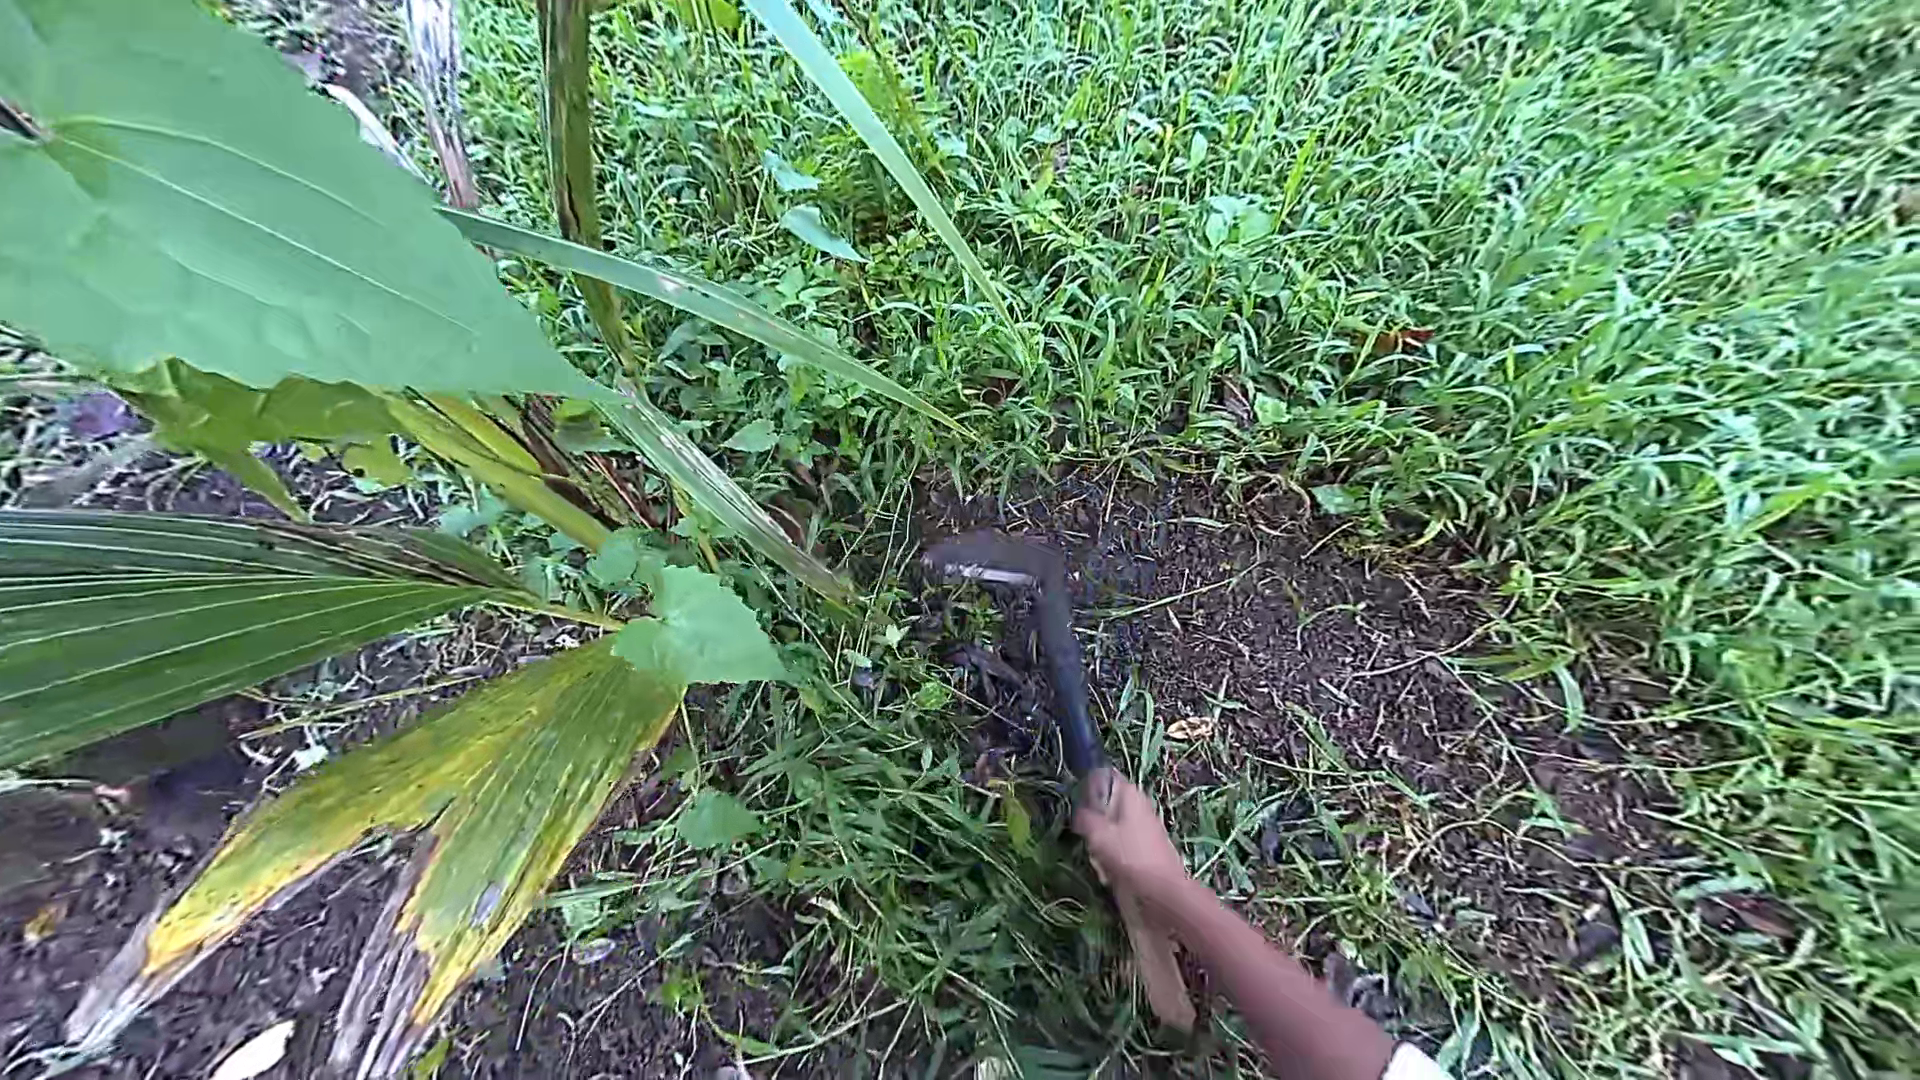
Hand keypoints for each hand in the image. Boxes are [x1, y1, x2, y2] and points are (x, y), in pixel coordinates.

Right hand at [1072, 769, 1189, 902]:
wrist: (1165, 894)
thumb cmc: (1130, 857)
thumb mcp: (1098, 834)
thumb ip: (1084, 817)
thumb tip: (1078, 812)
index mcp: (1129, 793)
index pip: (1102, 776)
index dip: (1086, 788)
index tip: (1076, 805)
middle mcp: (1138, 804)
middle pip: (1105, 804)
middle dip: (1093, 820)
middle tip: (1087, 837)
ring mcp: (1144, 826)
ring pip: (1110, 827)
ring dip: (1101, 842)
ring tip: (1099, 859)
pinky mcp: (1146, 848)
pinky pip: (1120, 846)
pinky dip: (1112, 856)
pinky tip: (1111, 871)